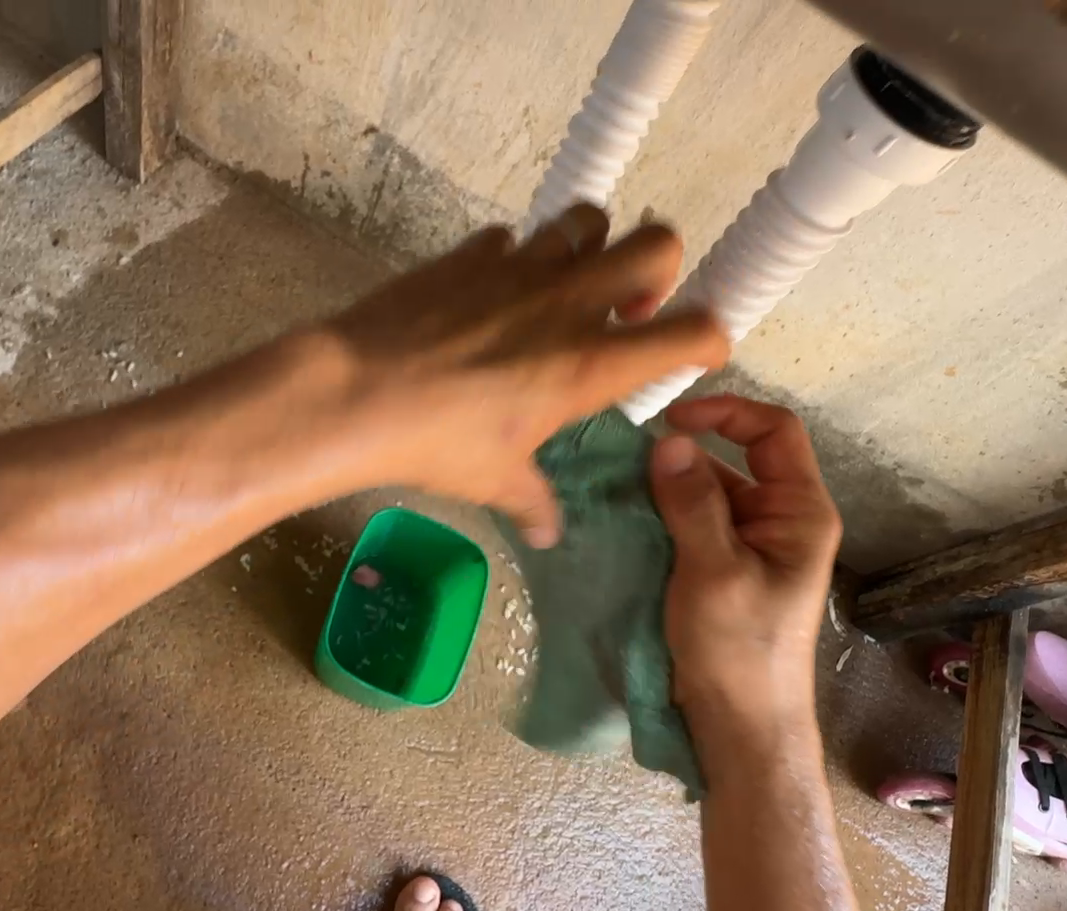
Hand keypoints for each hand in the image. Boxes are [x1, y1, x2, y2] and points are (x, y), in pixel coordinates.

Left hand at [299, 205, 728, 546]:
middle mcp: (566, 303)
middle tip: (624, 308)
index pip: (692, 332)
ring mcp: (517, 268)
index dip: (710, 338)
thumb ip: (531, 503)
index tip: (696, 354)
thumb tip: (546, 533)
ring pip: (585, 220)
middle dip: (658, 269)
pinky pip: (508, 237)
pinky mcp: (467, 254)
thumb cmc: (436, 445)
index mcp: (588, 363)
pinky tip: (487, 293)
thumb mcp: (493, 481)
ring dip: (588, 249)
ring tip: (561, 289)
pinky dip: (511, 259)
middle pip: (657, 243)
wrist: (355, 393)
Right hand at [647, 395, 841, 758]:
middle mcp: (776, 520)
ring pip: (703, 494)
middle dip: (680, 454)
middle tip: (622, 459)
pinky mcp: (716, 569)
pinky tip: (621, 517)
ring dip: (662, 488)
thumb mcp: (714, 571)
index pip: (773, 432)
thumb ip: (693, 504)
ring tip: (612, 488)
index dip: (725, 412)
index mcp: (799, 512)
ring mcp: (745, 546)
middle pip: (732, 461)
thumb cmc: (737, 649)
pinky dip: (657, 516)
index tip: (668, 419)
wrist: (739, 724)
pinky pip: (688, 525)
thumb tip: (666, 442)